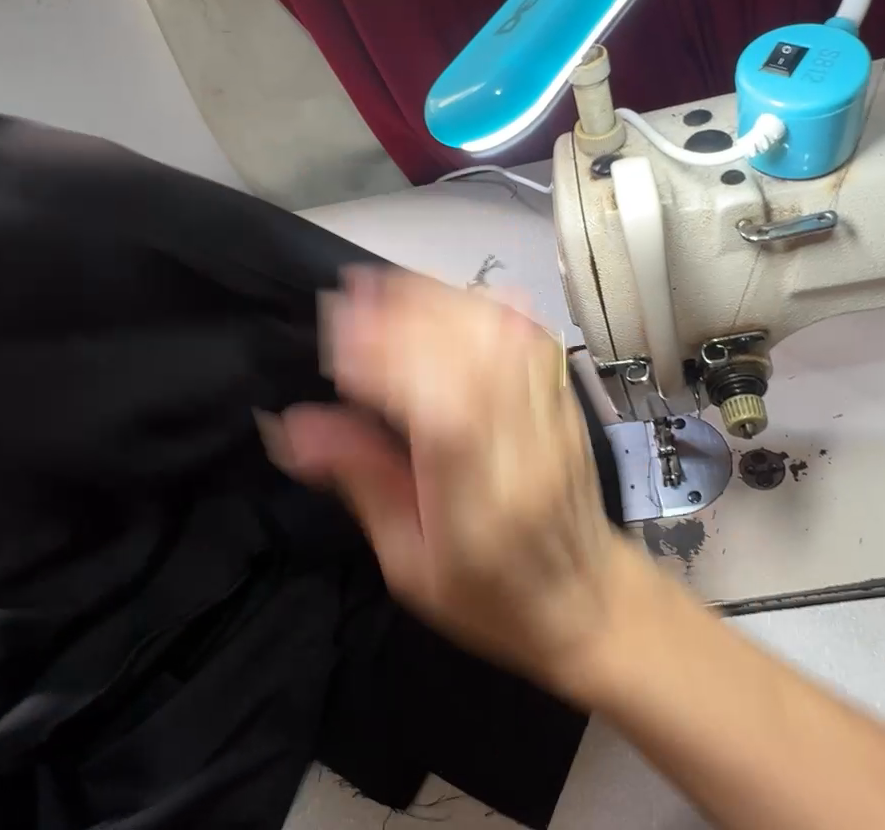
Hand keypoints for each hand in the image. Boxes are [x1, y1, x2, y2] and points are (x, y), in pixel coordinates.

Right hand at [266, 268, 644, 695]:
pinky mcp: (566, 400)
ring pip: (504, 337)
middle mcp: (526, 447)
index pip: (444, 414)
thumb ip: (363, 484)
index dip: (391, 365)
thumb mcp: (410, 565)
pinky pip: (530, 337)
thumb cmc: (490, 597)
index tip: (337, 340)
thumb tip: (297, 426)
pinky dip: (487, 307)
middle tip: (352, 293)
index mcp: (483, 504)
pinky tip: (451, 297)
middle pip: (476, 358)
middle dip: (410, 315)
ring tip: (390, 287)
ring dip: (444, 301)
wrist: (588, 597)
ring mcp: (555, 416)